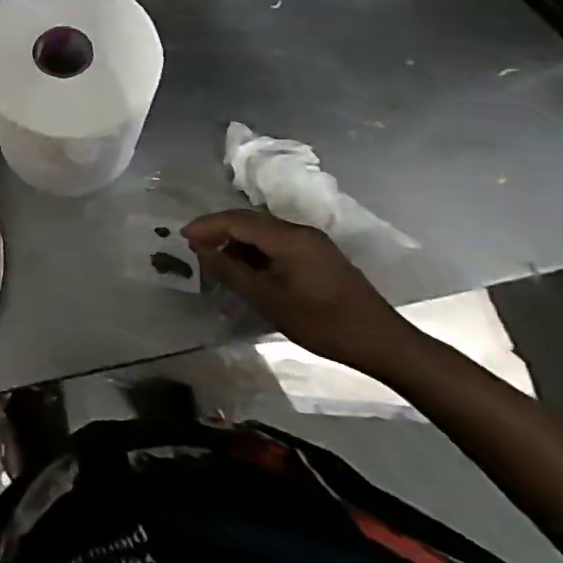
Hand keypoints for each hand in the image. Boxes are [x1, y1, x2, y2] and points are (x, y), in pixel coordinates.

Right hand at [183, 209, 421, 373]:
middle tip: (193, 246)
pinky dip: (255, 251)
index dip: (207, 226)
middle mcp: (301, 232)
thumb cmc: (321, 321)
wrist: (381, 342)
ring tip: (216, 261)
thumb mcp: (267, 299)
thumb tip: (202, 251)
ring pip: (264, 232)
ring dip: (236, 242)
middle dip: (219, 230)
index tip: (182, 237)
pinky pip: (278, 244)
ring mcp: (313, 244)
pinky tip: (246, 270)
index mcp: (289, 238)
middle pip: (250, 221)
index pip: (237, 220)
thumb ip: (230, 272)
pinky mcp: (319, 258)